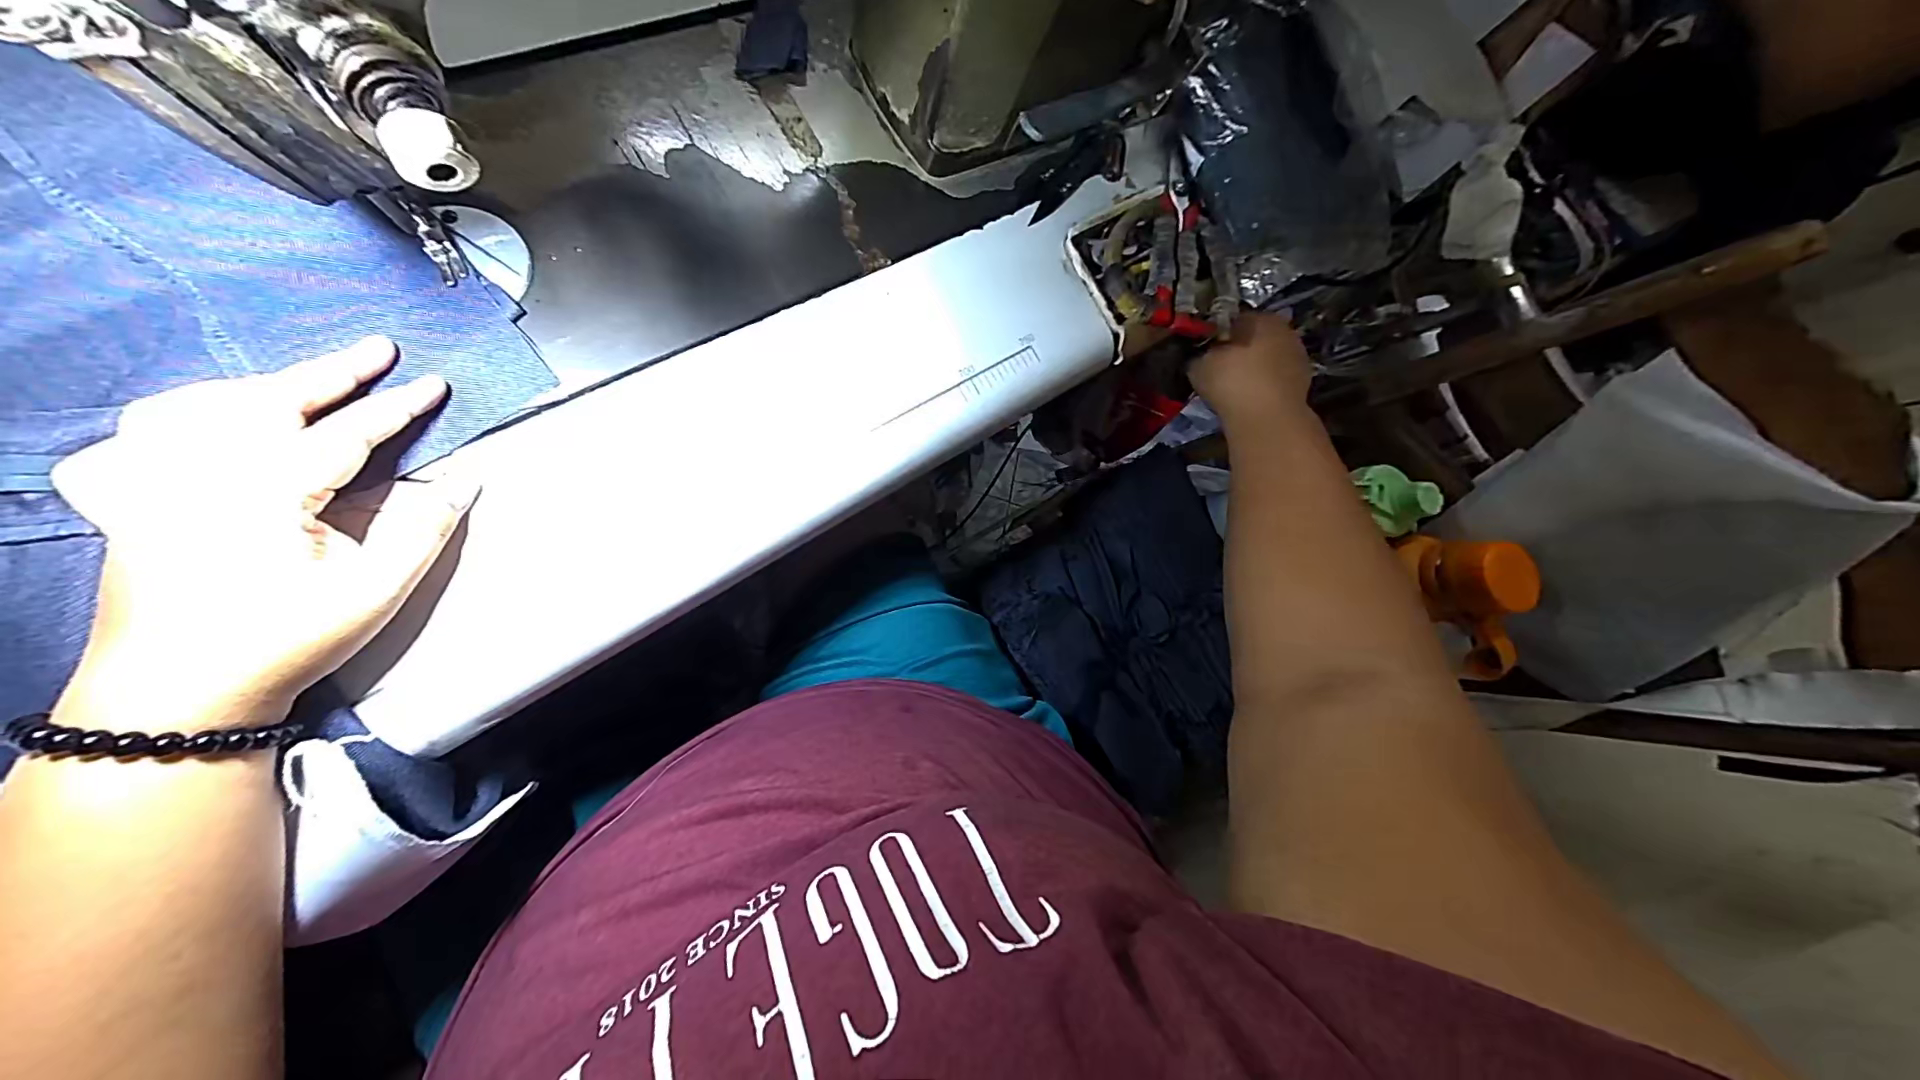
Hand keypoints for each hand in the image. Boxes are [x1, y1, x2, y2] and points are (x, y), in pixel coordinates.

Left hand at [50, 337, 477, 730]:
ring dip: (262, 383)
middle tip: (376, 348)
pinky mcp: (128, 500)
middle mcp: (197, 471)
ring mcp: (152, 482)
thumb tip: (459, 481)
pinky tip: (202, 414)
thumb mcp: (374, 591)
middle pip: (269, 399)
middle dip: (330, 370)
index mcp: (262, 492)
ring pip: (201, 403)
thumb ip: (422, 528)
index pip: (344, 432)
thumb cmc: (282, 641)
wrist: (177, 692)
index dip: (396, 407)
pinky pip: (140, 433)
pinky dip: (180, 411)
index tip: (432, 386)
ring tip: (305, 378)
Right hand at [1188, 313, 1314, 427]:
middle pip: (1256, 337)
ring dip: (1254, 368)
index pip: (1235, 319)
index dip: (1218, 334)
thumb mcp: (1199, 366)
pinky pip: (1276, 378)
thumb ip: (1199, 355)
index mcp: (1261, 318)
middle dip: (1239, 350)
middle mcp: (1285, 330)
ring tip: (1233, 387)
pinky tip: (1249, 399)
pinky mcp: (1303, 382)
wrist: (1267, 419)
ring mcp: (1298, 356)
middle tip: (1219, 369)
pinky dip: (1264, 385)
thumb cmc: (1232, 382)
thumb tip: (1200, 355)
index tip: (1207, 351)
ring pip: (1268, 358)